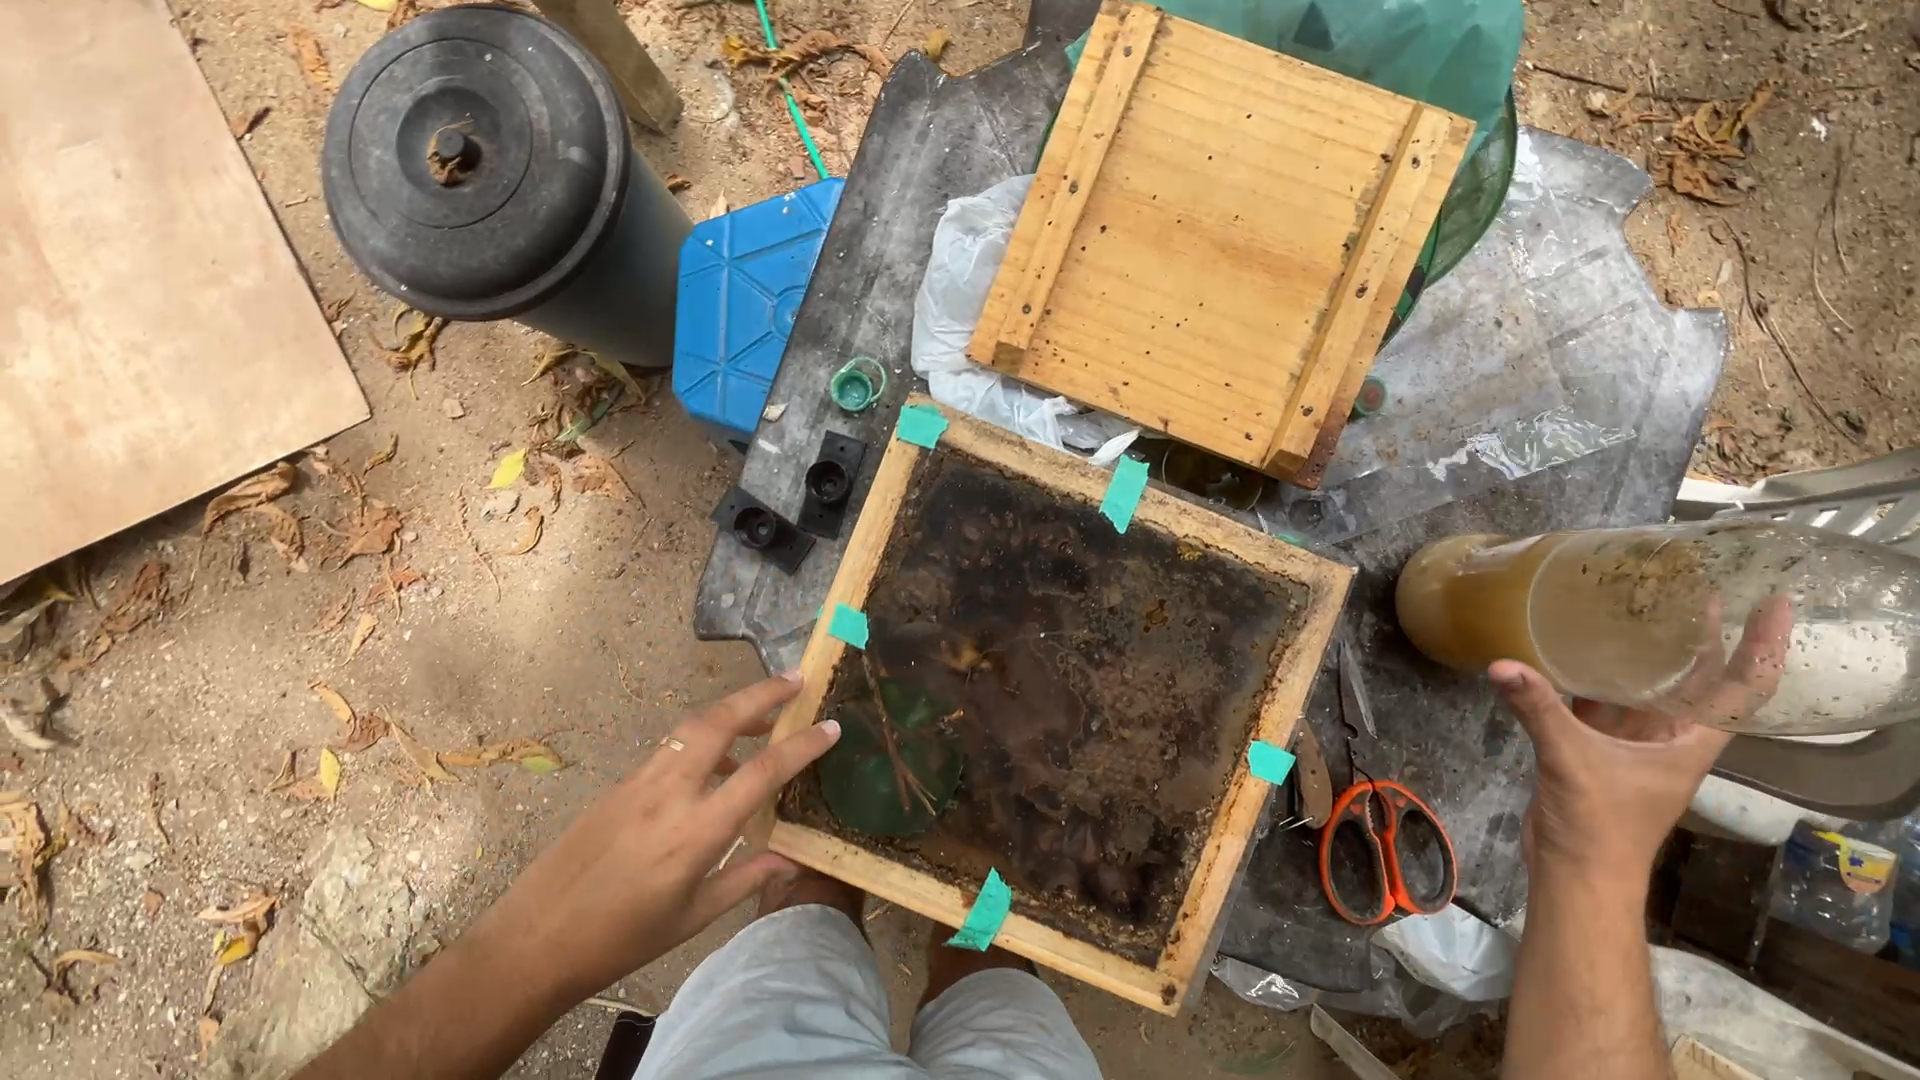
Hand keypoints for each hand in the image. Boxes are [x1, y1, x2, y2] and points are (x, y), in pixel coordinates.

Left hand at [461, 673, 840, 1000]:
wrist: (534, 941)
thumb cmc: (622, 939)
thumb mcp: (692, 918)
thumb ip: (746, 879)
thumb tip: (792, 859)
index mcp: (697, 832)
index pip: (762, 773)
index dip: (802, 746)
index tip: (831, 727)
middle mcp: (670, 794)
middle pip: (721, 721)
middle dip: (761, 693)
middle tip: (796, 679)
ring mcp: (640, 783)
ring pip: (693, 726)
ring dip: (733, 710)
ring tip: (766, 716)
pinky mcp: (619, 784)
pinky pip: (671, 747)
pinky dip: (703, 738)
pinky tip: (717, 761)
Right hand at [1489, 597, 1791, 884]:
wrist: (1576, 871)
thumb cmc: (1599, 823)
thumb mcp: (1572, 760)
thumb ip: (1538, 709)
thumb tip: (1501, 664)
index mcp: (1689, 743)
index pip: (1742, 687)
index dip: (1763, 644)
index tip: (1774, 601)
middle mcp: (1669, 738)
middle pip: (1699, 680)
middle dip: (1707, 638)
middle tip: (1702, 588)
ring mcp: (1632, 745)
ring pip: (1649, 689)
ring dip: (1650, 654)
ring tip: (1641, 610)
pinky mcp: (1594, 749)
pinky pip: (1601, 702)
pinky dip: (1594, 676)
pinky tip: (1577, 653)